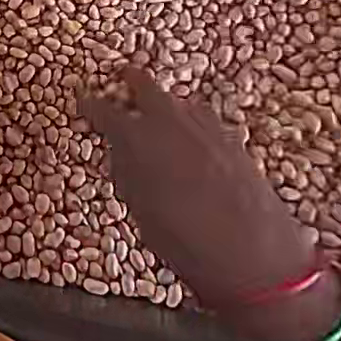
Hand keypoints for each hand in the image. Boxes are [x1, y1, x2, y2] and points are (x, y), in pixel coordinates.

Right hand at [82, 68, 317, 308]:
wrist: (257, 260)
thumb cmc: (186, 243)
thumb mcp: (140, 210)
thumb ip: (127, 172)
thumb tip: (120, 152)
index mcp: (138, 139)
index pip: (105, 111)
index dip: (90, 105)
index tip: (82, 100)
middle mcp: (171, 123)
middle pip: (145, 86)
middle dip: (129, 82)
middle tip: (121, 80)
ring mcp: (206, 127)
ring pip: (177, 101)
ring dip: (163, 103)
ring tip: (154, 115)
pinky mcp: (234, 140)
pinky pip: (202, 118)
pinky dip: (189, 121)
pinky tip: (189, 138)